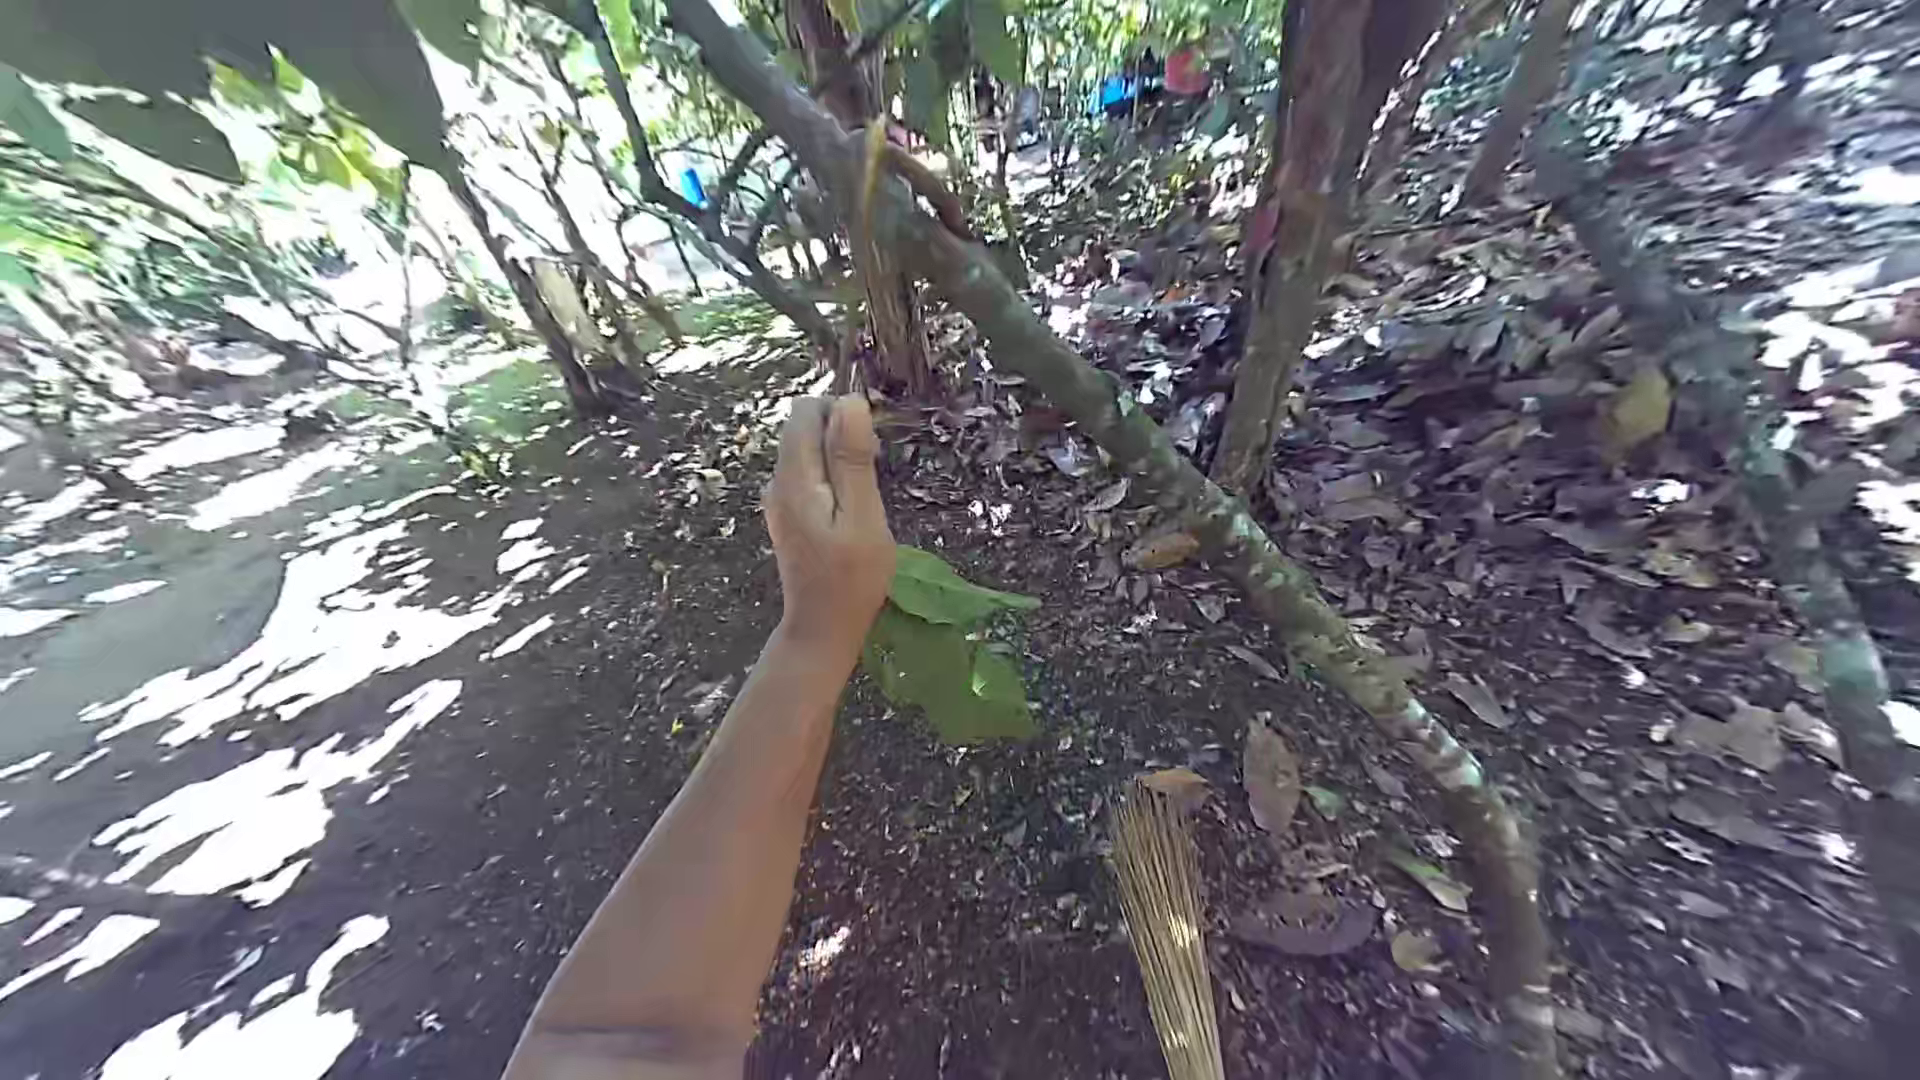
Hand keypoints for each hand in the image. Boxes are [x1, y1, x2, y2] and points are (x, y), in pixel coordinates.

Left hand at [765, 395, 894, 660]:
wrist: (824, 626)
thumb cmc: (852, 576)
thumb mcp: (862, 515)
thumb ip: (853, 458)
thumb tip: (850, 402)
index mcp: (793, 477)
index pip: (806, 411)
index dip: (841, 414)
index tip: (869, 448)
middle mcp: (777, 480)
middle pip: (805, 428)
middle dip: (842, 435)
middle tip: (870, 474)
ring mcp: (779, 498)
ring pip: (808, 450)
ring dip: (839, 458)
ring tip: (863, 497)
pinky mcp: (788, 512)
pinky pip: (809, 474)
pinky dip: (832, 477)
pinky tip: (849, 509)